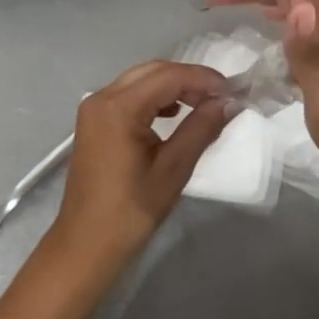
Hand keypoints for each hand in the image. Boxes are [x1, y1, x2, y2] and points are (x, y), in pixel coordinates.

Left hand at [52, 60, 230, 260]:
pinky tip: (173, 113)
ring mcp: (94, 108)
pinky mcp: (93, 121)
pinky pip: (128, 95)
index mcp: (119, 107)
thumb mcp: (173, 170)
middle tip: (220, 96)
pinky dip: (153, 97)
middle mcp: (102, 97)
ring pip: (140, 80)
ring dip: (172, 85)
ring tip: (202, 103)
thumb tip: (228, 103)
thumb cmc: (131, 211)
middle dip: (189, 78)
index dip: (203, 79)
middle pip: (153, 71)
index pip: (168, 76)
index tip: (233, 90)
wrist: (86, 247)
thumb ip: (201, 129)